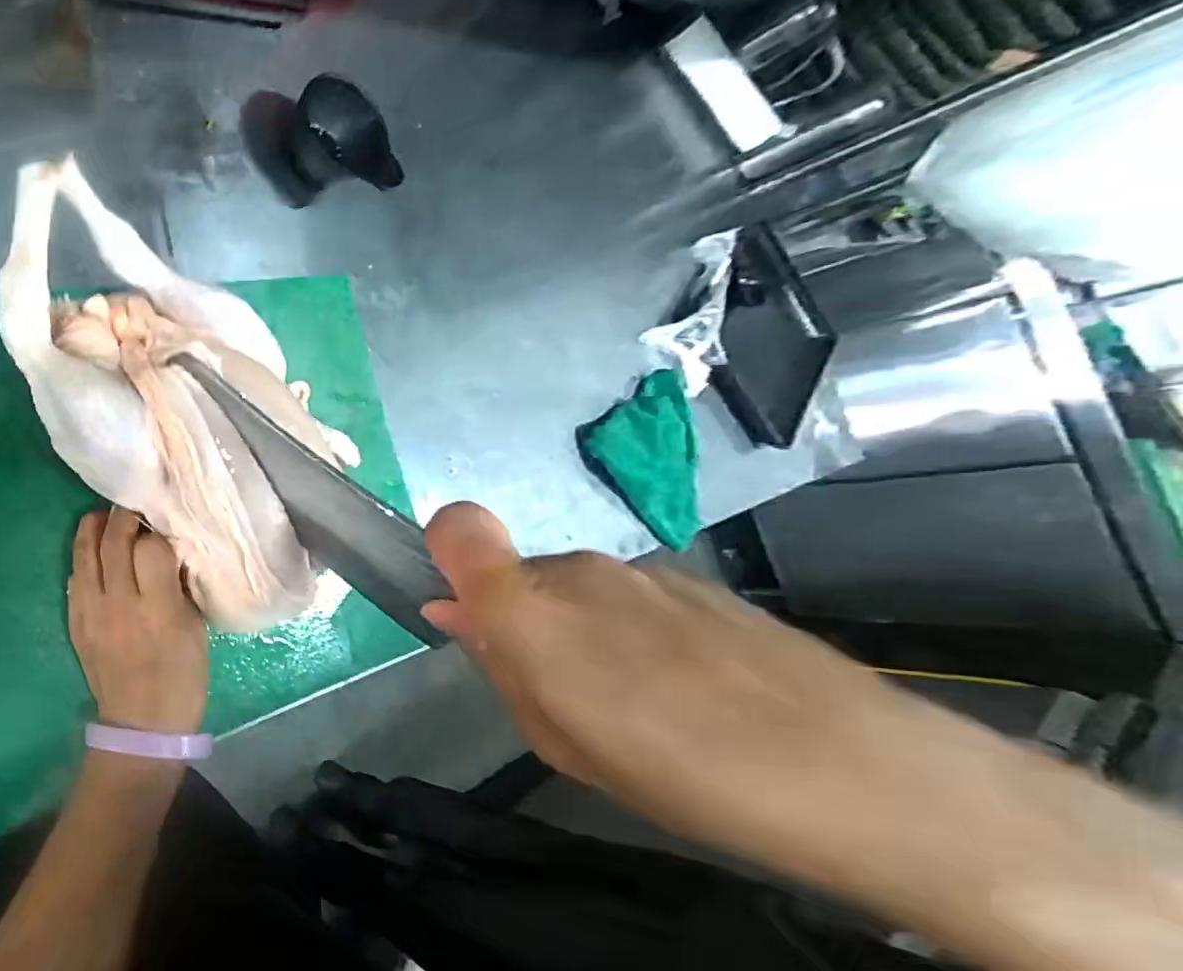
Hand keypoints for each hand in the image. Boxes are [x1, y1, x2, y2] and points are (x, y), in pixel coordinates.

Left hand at [68, 507, 209, 733]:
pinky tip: (93, 550)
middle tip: (132, 506)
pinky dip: (83, 558)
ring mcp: (91, 612)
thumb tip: (169, 548)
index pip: (151, 547)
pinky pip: (74, 578)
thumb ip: (179, 584)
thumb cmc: (182, 676)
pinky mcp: (75, 622)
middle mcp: (119, 603)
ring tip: (104, 515)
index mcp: (158, 607)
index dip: (157, 530)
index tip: (162, 524)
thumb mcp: (196, 627)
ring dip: (94, 527)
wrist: (141, 725)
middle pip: (114, 541)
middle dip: (123, 516)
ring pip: (85, 553)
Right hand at [419, 501, 949, 868]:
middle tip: (563, 690)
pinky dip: (631, 628)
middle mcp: (574, 569)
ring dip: (579, 628)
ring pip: (575, 586)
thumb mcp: (560, 743)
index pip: (457, 527)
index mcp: (529, 608)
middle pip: (517, 572)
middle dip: (520, 618)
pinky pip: (629, 595)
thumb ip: (499, 667)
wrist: (856, 770)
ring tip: (638, 700)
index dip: (445, 550)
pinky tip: (685, 686)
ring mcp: (638, 568)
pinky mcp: (692, 578)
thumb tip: (457, 615)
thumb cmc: (679, 774)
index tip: (464, 605)